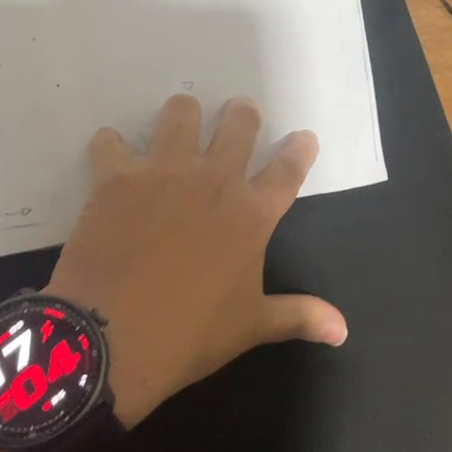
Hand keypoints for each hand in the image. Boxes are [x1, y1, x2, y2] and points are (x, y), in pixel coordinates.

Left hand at [45, 95, 347, 427]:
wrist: (109, 338)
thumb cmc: (188, 334)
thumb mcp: (250, 327)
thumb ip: (298, 316)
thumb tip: (342, 330)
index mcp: (252, 215)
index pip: (288, 169)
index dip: (300, 149)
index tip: (304, 136)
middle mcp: (214, 181)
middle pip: (240, 125)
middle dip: (244, 114)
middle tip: (241, 114)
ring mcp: (163, 173)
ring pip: (180, 114)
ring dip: (184, 114)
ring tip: (181, 120)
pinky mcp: (115, 178)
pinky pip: (111, 142)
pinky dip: (112, 145)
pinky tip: (112, 153)